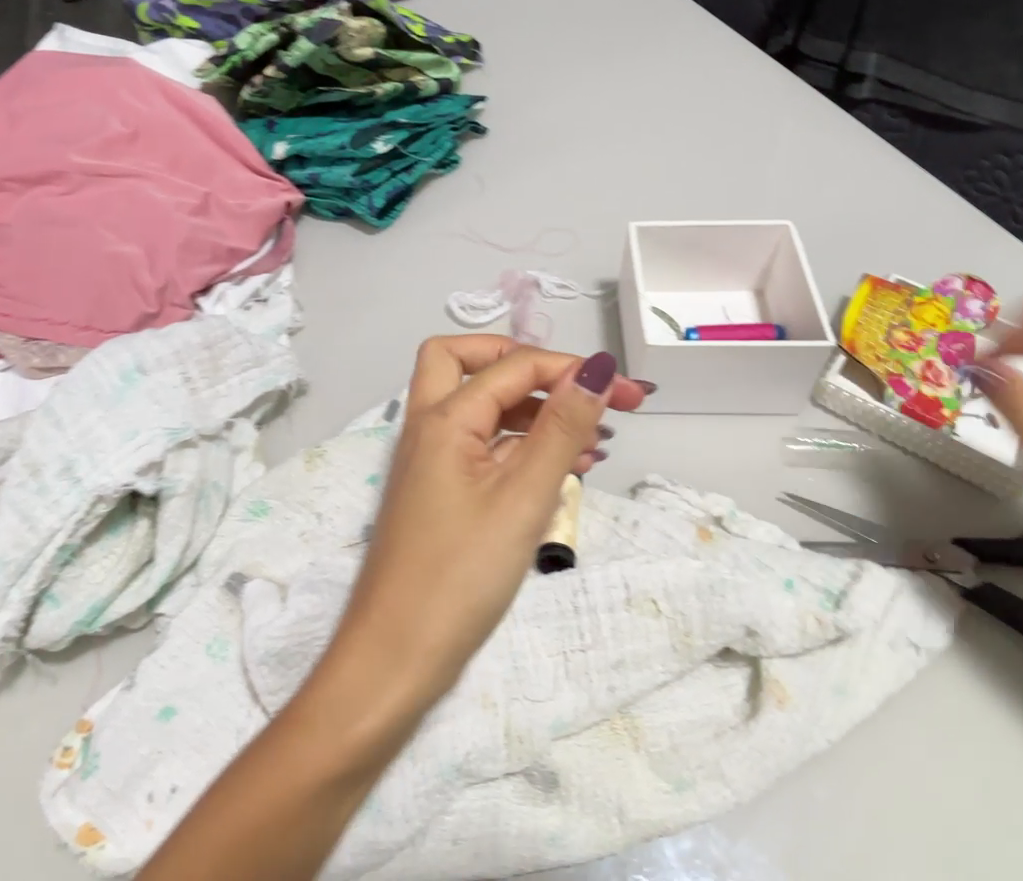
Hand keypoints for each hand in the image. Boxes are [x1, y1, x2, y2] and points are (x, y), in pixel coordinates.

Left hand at [333, 336, 649, 699]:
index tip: (628, 395)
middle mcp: (428, 429)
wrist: (394, 657)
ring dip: (533, 412)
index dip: (574, 370)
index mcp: (442, 419)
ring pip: (479, 410)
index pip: (514, 366)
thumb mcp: (523, 497)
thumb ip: (562, 428)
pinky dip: (521, 448)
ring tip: (593, 443)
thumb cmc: (460, 576)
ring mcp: (429, 464)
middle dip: (530, 368)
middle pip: (471, 365)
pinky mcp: (438, 496)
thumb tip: (596, 369)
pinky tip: (563, 473)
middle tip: (581, 394)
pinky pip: (480, 451)